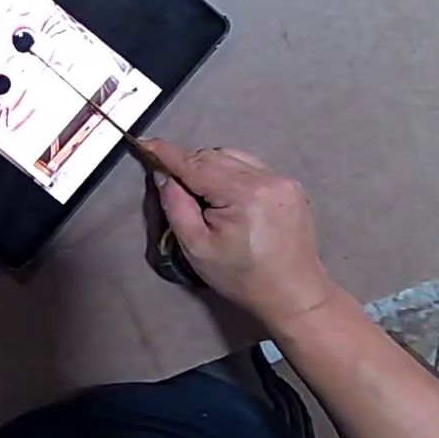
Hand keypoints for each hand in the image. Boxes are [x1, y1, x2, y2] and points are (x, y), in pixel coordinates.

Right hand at [138, 138, 338, 328]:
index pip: (195, 164)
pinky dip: (229, 169)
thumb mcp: (197, 247)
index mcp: (243, 194)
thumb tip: (163, 174)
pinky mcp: (289, 184)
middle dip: (186, 162)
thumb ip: (176, 205)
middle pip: (213, 156)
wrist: (294, 294)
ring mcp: (282, 179)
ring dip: (208, 164)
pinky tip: (224, 191)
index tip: (144, 143)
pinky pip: (249, 164)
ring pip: (231, 156)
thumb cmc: (242, 277)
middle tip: (169, 180)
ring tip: (198, 190)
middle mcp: (266, 178)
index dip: (166, 152)